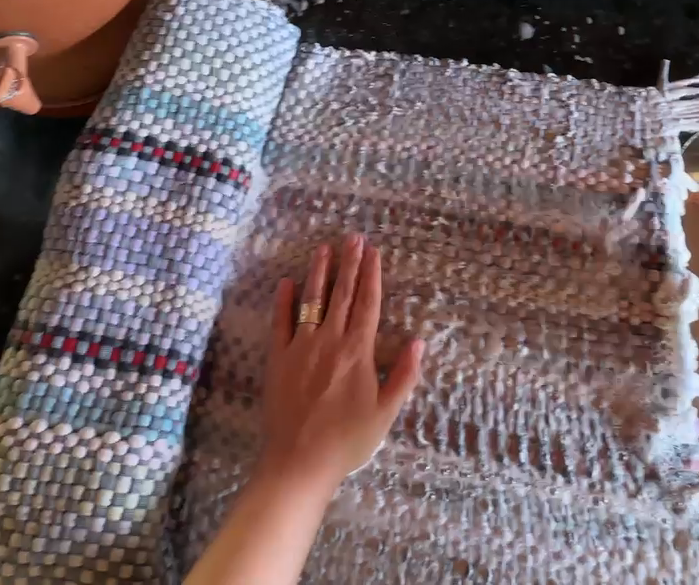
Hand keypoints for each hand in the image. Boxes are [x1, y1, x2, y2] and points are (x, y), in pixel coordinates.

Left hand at [185, 237, 423, 584]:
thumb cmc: (347, 441)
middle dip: (349, 264)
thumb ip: (403, 375)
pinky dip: (283, 302)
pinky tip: (286, 282)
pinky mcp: (278, 359)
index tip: (374, 251)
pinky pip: (280, 323)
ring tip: (323, 248)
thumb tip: (420, 342)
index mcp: (358, 352)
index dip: (371, 275)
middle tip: (353, 237)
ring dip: (319, 273)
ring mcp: (301, 347)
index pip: (367, 304)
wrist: (299, 462)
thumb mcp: (385, 413)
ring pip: (313, 301)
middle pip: (342, 294)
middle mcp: (330, 341)